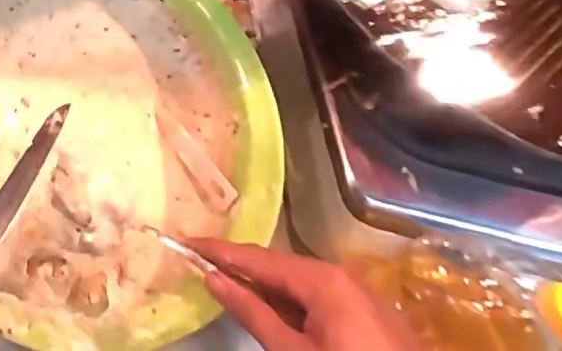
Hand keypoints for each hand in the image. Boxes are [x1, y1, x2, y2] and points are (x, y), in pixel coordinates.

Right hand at [187, 240, 411, 350]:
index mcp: (321, 278)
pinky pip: (323, 301)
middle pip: (281, 267)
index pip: (259, 258)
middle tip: (205, 263)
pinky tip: (277, 315)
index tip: (189, 242)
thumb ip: (253, 314)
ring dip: (269, 289)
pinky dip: (295, 306)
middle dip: (244, 267)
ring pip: (302, 285)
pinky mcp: (372, 318)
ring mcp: (361, 294)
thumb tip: (213, 278)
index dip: (222, 251)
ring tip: (232, 285)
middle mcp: (341, 274)